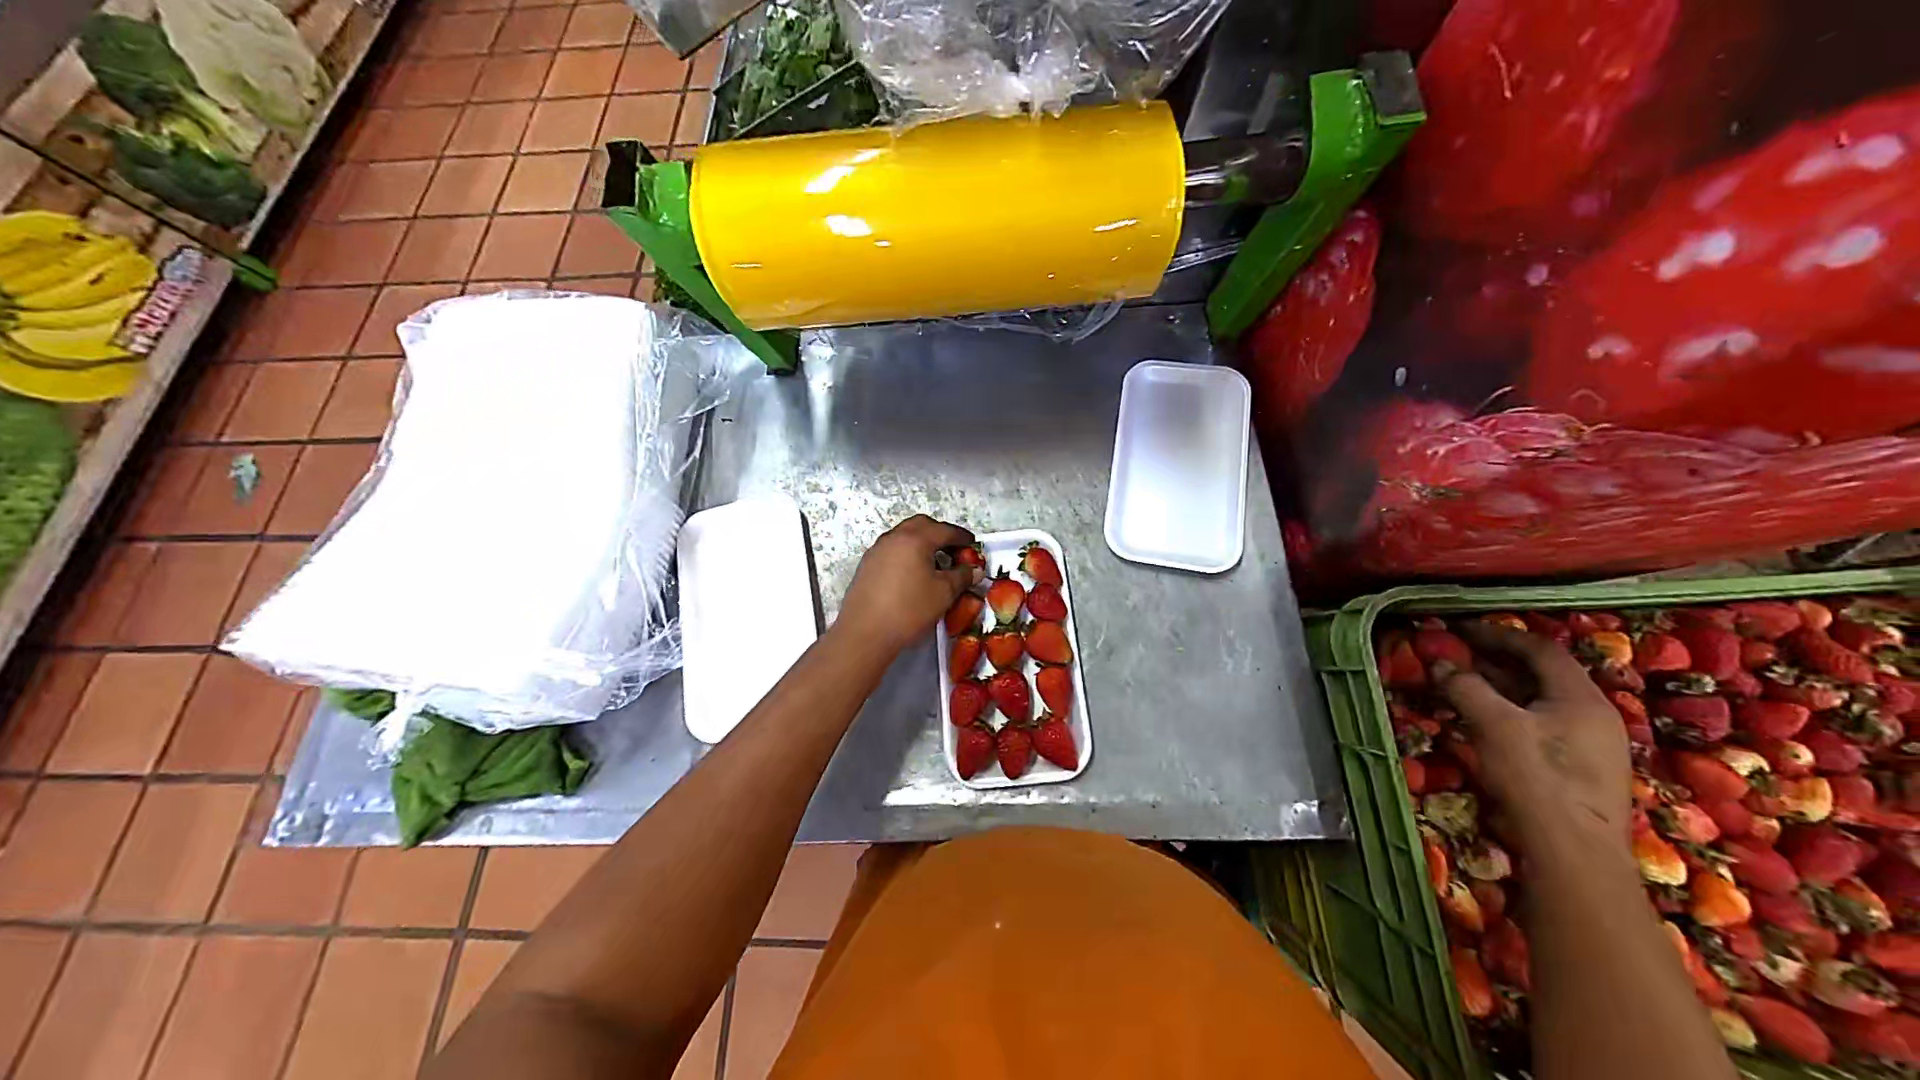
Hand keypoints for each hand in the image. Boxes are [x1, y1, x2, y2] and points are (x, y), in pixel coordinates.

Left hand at [834, 515, 978, 653]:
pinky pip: (892, 550)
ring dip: (921, 543)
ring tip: (934, 564)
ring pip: (904, 536)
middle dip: (939, 534)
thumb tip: (974, 570)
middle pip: (921, 525)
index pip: (944, 530)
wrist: (865, 632)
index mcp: (915, 539)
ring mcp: (877, 550)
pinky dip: (907, 554)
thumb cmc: (908, 610)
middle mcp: (894, 538)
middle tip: (953, 550)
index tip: (972, 544)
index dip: (962, 536)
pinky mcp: (867, 566)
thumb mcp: (944, 593)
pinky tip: (913, 575)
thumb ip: (961, 577)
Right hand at [1435, 623, 1632, 851]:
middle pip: (1542, 675)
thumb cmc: (1537, 778)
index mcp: (1582, 698)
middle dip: (1495, 662)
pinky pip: (1542, 725)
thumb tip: (1442, 665)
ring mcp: (1593, 745)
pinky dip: (1510, 713)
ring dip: (1500, 689)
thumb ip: (1466, 688)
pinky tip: (1484, 724)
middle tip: (1455, 657)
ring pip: (1540, 701)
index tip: (1460, 630)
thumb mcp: (1494, 725)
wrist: (1574, 851)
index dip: (1498, 635)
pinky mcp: (1582, 770)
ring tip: (1461, 687)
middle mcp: (1595, 715)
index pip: (1540, 650)